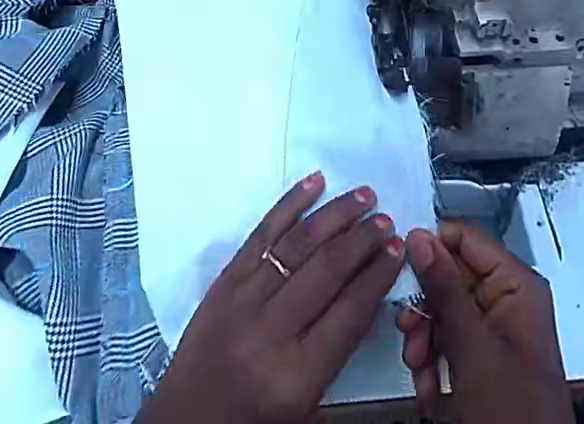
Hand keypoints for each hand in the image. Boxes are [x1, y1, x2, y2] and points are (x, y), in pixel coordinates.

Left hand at [137, 171, 405, 423]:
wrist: (184, 422)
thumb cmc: (253, 421)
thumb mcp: (305, 403)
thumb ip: (336, 350)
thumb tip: (367, 294)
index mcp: (296, 377)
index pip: (349, 313)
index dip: (378, 275)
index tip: (399, 248)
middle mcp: (269, 331)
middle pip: (326, 270)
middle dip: (362, 240)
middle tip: (386, 220)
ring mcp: (242, 299)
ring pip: (297, 244)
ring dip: (333, 215)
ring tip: (362, 196)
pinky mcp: (223, 279)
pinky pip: (261, 234)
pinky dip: (288, 205)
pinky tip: (312, 184)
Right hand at [397, 222, 572, 422]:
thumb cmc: (512, 412)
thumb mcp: (472, 346)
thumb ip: (443, 287)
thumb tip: (418, 236)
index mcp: (516, 286)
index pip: (465, 238)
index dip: (431, 247)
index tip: (401, 264)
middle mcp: (506, 300)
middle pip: (448, 274)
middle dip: (423, 306)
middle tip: (409, 329)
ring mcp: (493, 328)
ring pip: (441, 307)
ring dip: (422, 336)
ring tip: (418, 364)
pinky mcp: (481, 355)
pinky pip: (445, 336)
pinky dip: (430, 357)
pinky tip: (428, 383)